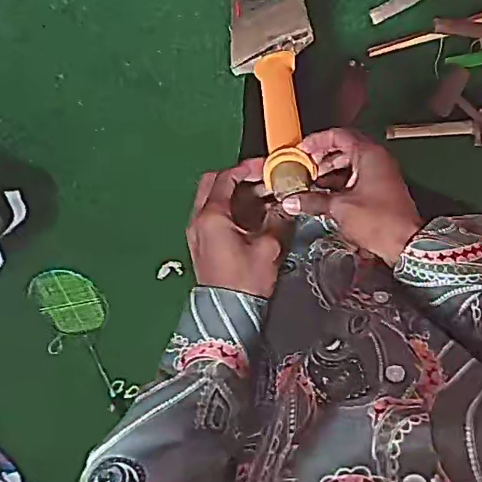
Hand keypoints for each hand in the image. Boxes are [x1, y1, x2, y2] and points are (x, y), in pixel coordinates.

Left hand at [187, 160, 288, 296]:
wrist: (228, 313)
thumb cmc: (243, 284)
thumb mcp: (269, 247)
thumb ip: (278, 220)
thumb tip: (284, 205)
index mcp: (212, 217)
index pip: (226, 178)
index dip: (247, 168)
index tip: (264, 168)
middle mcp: (198, 221)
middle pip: (212, 183)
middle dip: (236, 177)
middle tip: (259, 179)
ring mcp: (196, 232)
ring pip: (211, 198)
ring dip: (233, 193)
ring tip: (260, 197)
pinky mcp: (201, 243)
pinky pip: (211, 215)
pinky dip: (229, 208)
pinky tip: (250, 216)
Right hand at [282, 128, 422, 263]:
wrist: (405, 242)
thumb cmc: (379, 220)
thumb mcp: (339, 208)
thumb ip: (313, 201)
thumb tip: (292, 201)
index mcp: (369, 154)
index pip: (338, 135)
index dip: (316, 141)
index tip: (301, 150)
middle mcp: (377, 159)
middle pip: (344, 148)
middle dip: (321, 157)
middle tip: (304, 167)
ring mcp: (381, 173)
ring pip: (350, 163)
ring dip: (330, 171)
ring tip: (311, 182)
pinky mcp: (381, 188)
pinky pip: (357, 177)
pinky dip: (341, 182)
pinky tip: (325, 194)